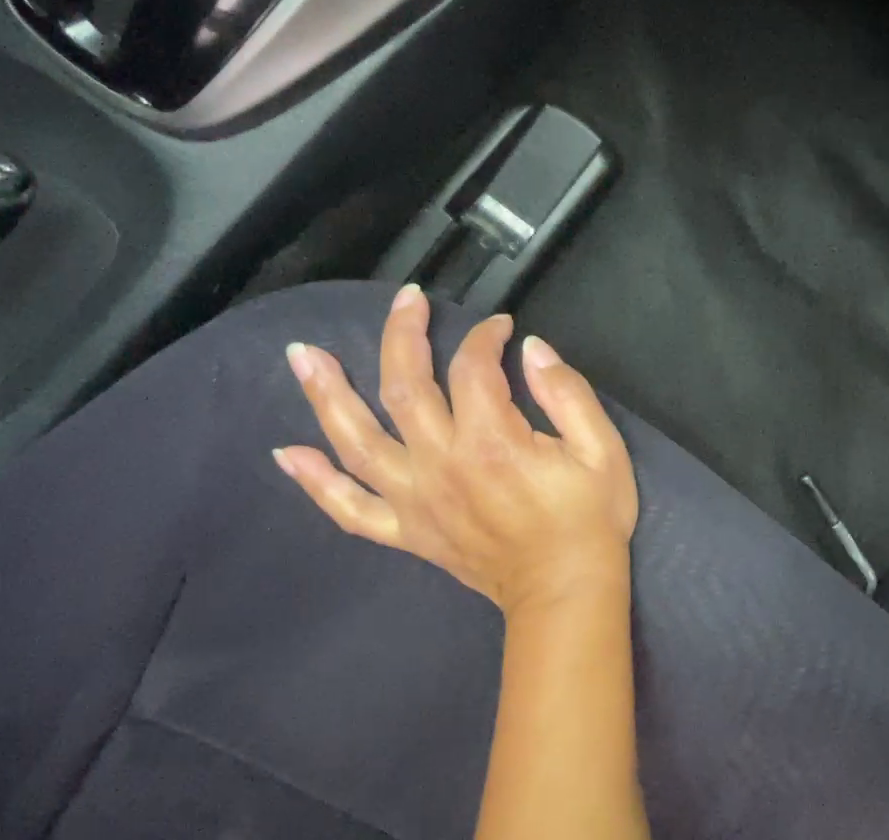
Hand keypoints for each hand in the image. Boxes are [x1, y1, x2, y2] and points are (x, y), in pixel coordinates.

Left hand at [272, 285, 637, 615]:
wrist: (565, 589)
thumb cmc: (590, 516)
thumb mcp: (601, 449)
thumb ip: (567, 393)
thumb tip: (532, 348)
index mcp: (491, 440)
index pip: (473, 368)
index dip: (485, 336)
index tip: (503, 327)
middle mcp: (440, 464)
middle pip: (404, 387)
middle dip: (402, 335)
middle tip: (405, 299)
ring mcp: (414, 500)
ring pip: (357, 441)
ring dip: (328, 396)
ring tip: (302, 357)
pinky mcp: (406, 531)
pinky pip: (348, 509)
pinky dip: (315, 483)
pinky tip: (286, 455)